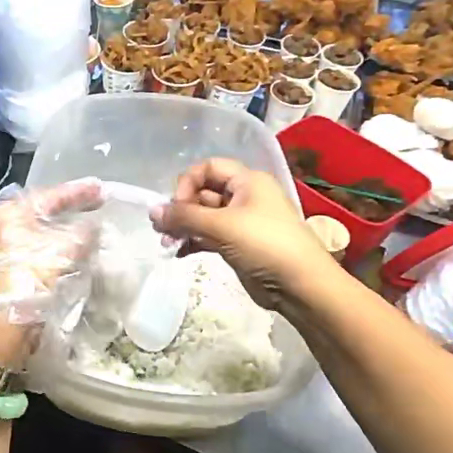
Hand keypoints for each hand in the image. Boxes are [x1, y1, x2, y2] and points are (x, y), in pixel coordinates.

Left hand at [0, 181, 103, 362]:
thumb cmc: (25, 281)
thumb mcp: (61, 253)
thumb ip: (83, 234)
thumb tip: (95, 227)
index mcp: (8, 213)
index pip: (49, 195)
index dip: (78, 191)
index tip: (102, 188)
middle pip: (41, 211)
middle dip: (69, 208)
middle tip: (97, 203)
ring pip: (37, 232)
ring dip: (62, 230)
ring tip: (88, 225)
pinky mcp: (1, 270)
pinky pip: (34, 249)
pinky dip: (53, 247)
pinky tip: (70, 250)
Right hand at [150, 159, 338, 308]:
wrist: (301, 284)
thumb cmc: (265, 244)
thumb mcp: (222, 226)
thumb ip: (184, 217)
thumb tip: (152, 212)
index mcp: (248, 180)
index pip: (209, 167)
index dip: (188, 182)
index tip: (176, 207)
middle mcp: (245, 196)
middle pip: (205, 192)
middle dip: (182, 209)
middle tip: (162, 230)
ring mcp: (243, 222)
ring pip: (205, 216)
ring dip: (185, 227)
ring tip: (167, 243)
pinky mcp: (240, 245)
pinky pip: (210, 236)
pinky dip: (194, 241)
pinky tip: (179, 253)